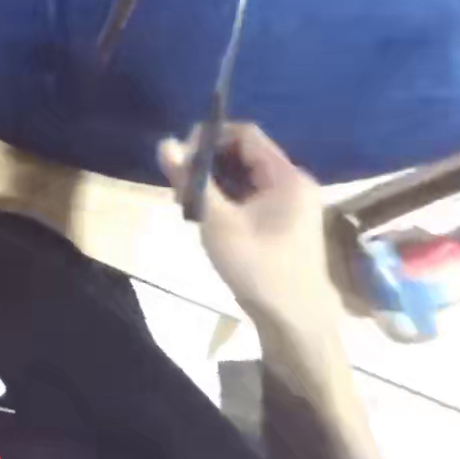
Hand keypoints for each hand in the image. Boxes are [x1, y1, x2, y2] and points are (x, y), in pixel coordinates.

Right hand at [157, 123, 339, 322]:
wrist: (295, 324)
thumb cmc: (258, 268)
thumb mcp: (218, 222)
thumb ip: (192, 181)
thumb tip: (164, 143)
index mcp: (286, 177)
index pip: (245, 134)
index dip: (210, 137)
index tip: (182, 156)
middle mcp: (292, 182)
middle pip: (243, 153)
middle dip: (208, 161)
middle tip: (181, 184)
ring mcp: (290, 202)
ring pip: (243, 174)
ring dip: (214, 181)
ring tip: (189, 203)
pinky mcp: (282, 220)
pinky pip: (249, 193)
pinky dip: (226, 197)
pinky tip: (207, 216)